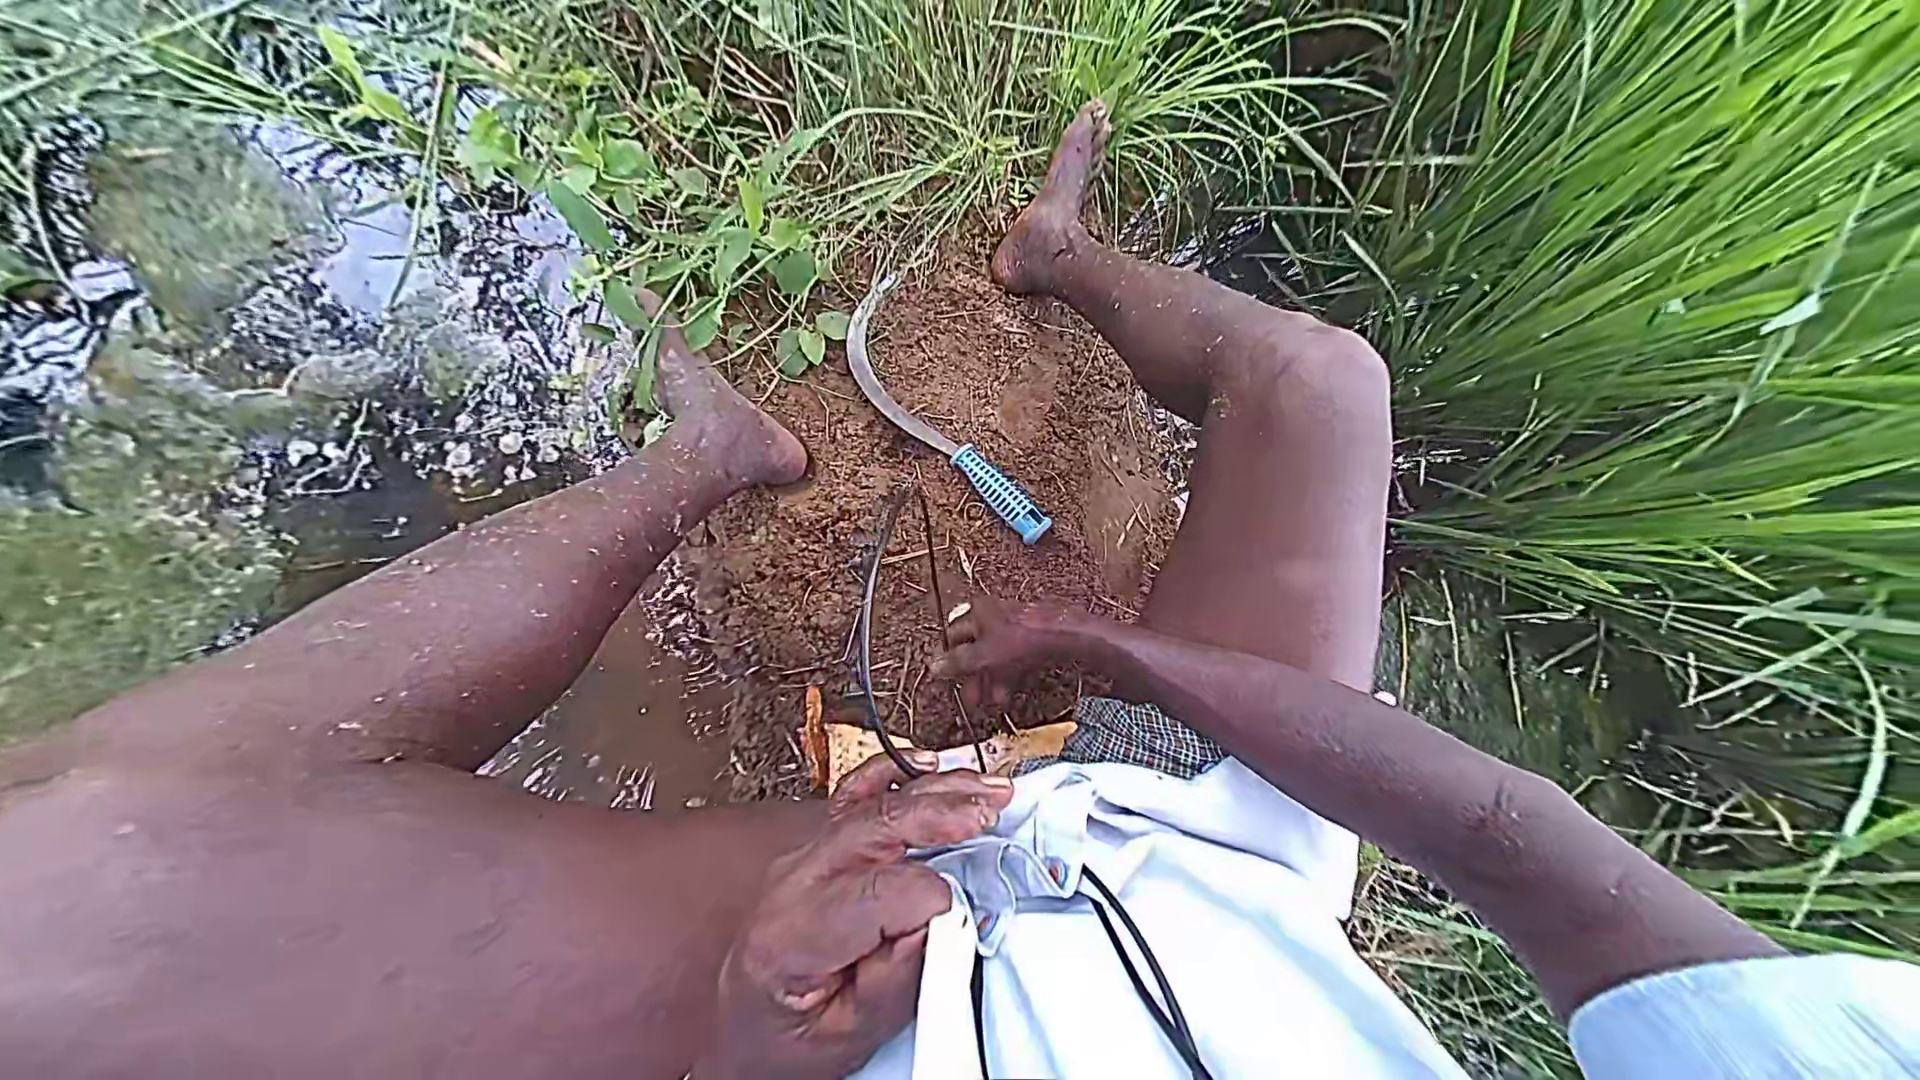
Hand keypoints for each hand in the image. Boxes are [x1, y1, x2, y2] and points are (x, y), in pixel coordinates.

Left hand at [697, 755, 1014, 1079]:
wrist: (737, 1022)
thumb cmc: (782, 1039)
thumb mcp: (843, 1038)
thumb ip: (897, 977)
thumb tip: (944, 918)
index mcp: (793, 934)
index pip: (875, 894)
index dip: (929, 900)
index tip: (963, 917)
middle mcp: (796, 877)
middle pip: (875, 826)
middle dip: (940, 813)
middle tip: (989, 814)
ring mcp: (805, 851)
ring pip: (874, 798)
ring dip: (935, 789)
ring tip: (982, 790)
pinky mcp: (819, 840)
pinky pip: (856, 789)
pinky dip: (894, 770)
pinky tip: (927, 765)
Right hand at [930, 594, 1086, 709]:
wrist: (1062, 636)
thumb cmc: (1021, 641)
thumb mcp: (982, 656)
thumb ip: (957, 663)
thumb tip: (933, 667)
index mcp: (976, 613)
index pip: (952, 637)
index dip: (948, 660)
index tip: (949, 681)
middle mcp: (992, 615)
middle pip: (973, 648)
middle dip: (972, 677)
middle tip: (971, 699)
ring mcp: (1012, 626)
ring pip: (993, 656)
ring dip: (989, 681)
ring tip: (990, 702)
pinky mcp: (1028, 637)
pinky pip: (1010, 658)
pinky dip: (1005, 675)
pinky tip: (1005, 695)